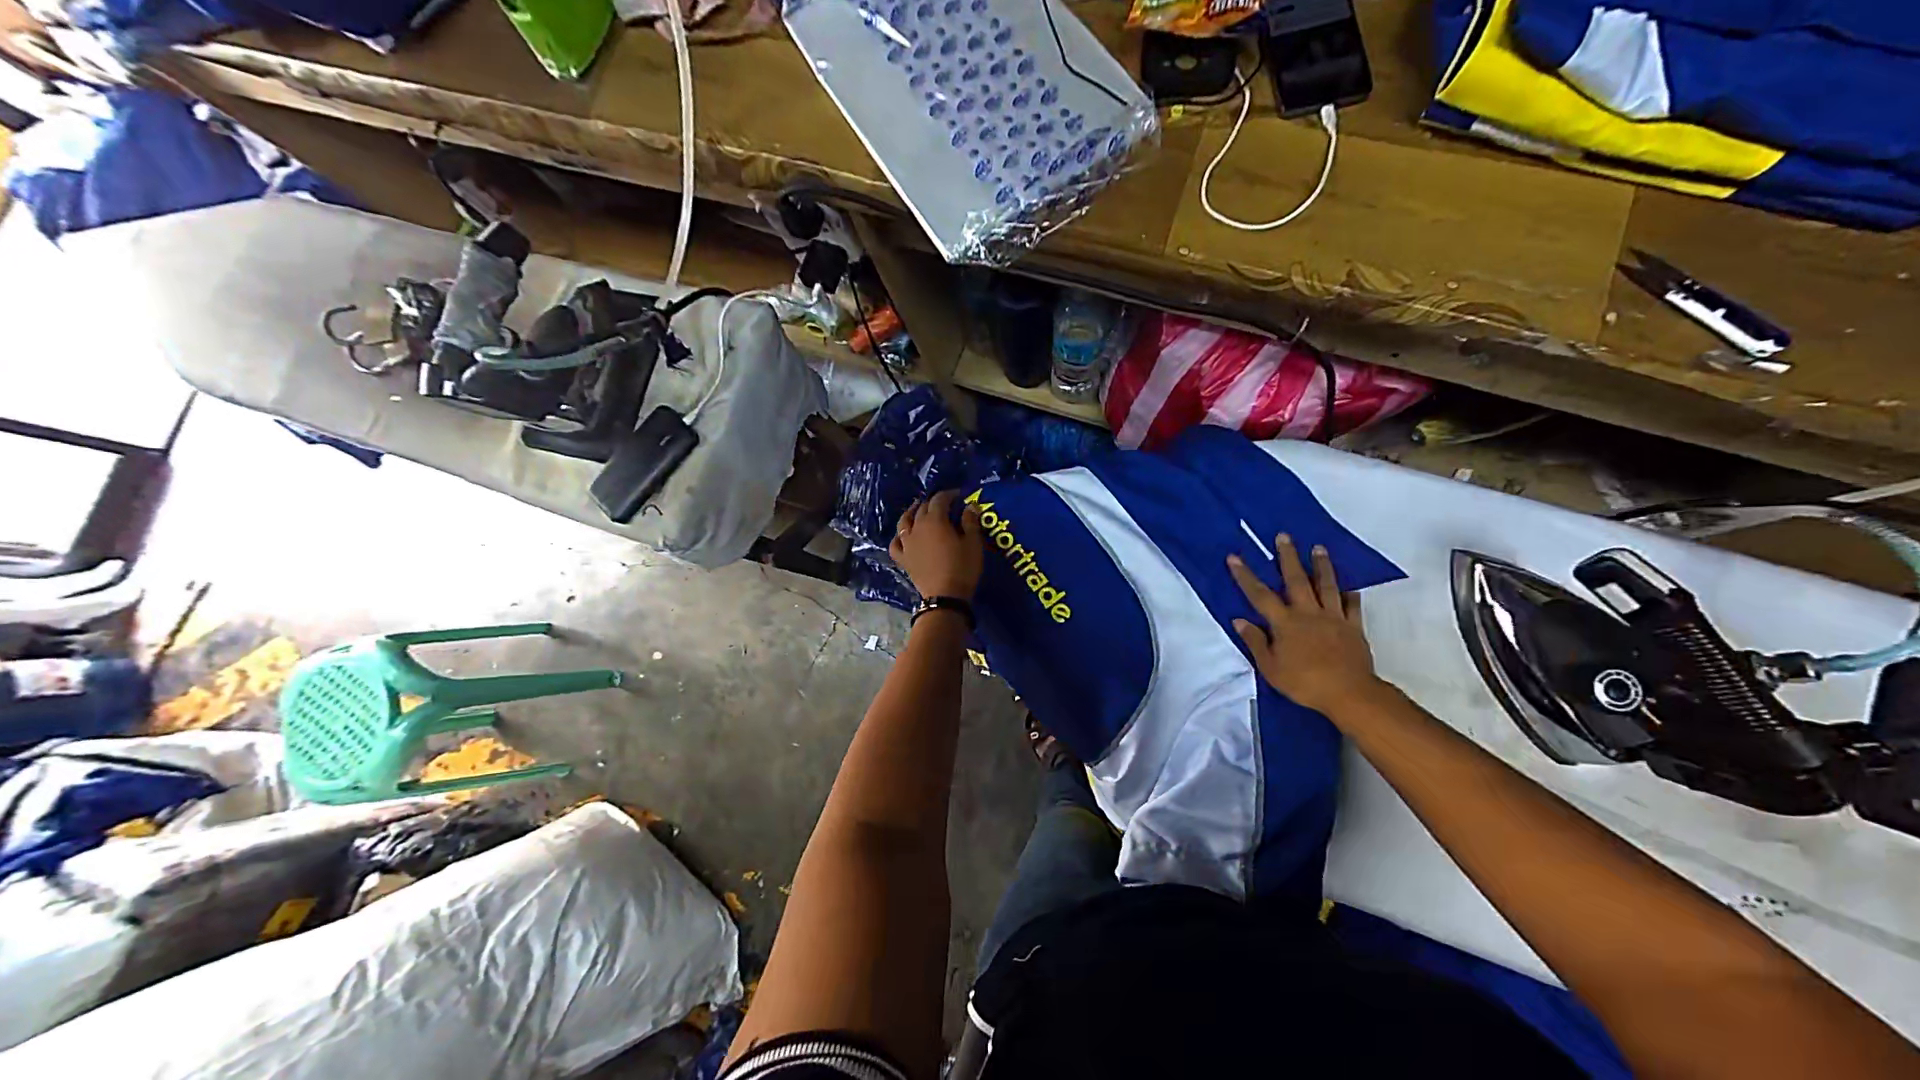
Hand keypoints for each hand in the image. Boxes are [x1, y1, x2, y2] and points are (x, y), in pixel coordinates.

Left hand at [891, 490, 984, 599]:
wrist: (945, 597)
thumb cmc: (963, 568)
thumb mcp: (973, 543)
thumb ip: (970, 522)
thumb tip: (969, 506)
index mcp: (935, 521)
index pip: (940, 500)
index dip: (949, 494)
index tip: (960, 495)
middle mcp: (917, 528)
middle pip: (922, 508)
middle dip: (933, 502)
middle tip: (944, 504)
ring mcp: (907, 543)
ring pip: (904, 521)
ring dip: (912, 512)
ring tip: (918, 509)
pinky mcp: (903, 559)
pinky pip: (896, 544)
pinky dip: (899, 537)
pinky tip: (903, 536)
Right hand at [1227, 534, 1381, 715]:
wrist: (1349, 693)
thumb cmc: (1304, 682)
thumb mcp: (1270, 667)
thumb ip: (1255, 641)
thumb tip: (1240, 620)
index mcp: (1285, 623)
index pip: (1260, 595)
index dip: (1245, 575)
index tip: (1235, 557)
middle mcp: (1308, 613)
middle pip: (1296, 580)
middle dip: (1288, 557)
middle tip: (1283, 536)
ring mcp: (1333, 618)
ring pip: (1326, 586)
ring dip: (1321, 566)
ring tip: (1319, 548)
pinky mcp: (1353, 627)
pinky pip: (1352, 606)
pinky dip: (1350, 594)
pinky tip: (1349, 586)